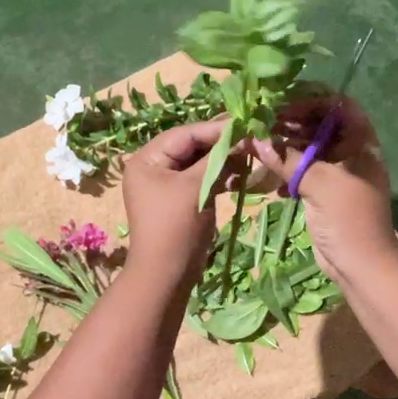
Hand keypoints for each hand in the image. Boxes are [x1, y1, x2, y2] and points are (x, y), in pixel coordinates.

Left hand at [123, 118, 239, 280]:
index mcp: (147, 159)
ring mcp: (166, 185)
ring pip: (199, 163)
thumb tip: (241, 135)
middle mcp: (153, 167)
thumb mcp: (196, 187)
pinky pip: (201, 180)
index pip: (185, 134)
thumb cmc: (176, 227)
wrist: (167, 274)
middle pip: (192, 146)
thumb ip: (217, 158)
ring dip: (224, 161)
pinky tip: (240, 177)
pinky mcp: (180, 200)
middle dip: (221, 145)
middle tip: (251, 137)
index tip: (245, 124)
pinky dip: (219, 177)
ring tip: (249, 157)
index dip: (216, 129)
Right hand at [249, 97, 397, 281]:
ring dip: (284, 149)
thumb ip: (288, 159)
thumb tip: (255, 139)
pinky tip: (270, 182)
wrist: (362, 266)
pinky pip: (304, 174)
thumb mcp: (320, 183)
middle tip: (260, 126)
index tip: (281, 106)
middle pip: (319, 126)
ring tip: (258, 148)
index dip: (311, 101)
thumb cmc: (349, 218)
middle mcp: (351, 153)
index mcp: (360, 142)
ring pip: (308, 151)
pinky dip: (287, 174)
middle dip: (290, 125)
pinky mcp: (325, 195)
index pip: (337, 105)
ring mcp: (338, 174)